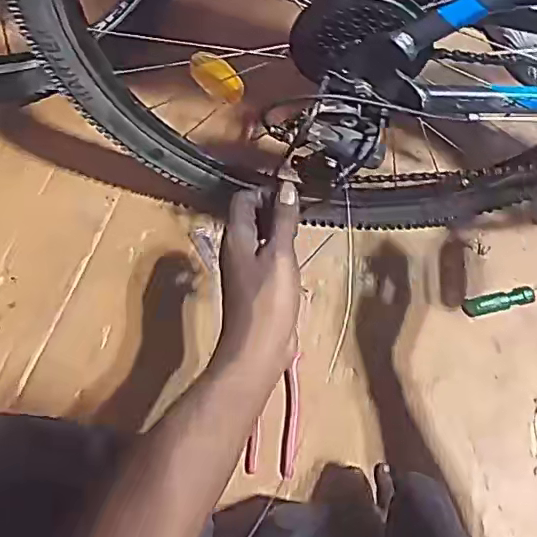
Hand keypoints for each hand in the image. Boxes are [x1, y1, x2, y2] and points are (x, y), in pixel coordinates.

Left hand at [212, 181, 301, 376]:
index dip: (266, 191)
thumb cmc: (268, 300)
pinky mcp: (254, 284)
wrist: (257, 350)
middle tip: (300, 209)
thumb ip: (283, 220)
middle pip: (250, 215)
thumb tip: (286, 187)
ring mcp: (243, 267)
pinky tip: (295, 254)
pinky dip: (278, 248)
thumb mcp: (280, 254)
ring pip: (258, 235)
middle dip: (273, 207)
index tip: (292, 193)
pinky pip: (264, 254)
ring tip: (301, 227)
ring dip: (277, 228)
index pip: (244, 198)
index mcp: (235, 236)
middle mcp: (234, 248)